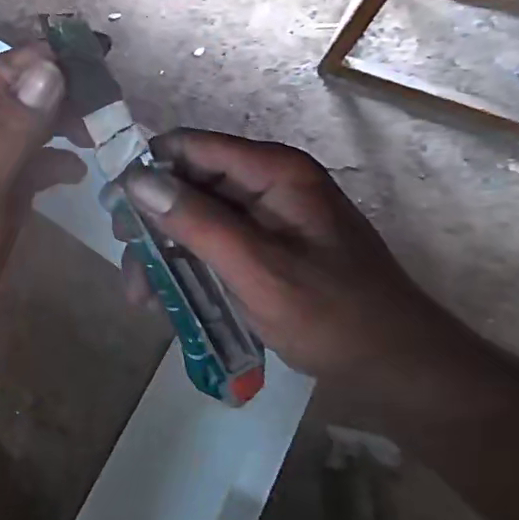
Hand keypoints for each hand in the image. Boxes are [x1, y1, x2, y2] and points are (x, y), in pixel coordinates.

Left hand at [0, 44, 87, 359]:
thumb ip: (11, 131)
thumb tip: (49, 69)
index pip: (2, 73)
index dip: (47, 59)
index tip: (101, 52)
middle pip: (23, 95)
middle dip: (66, 92)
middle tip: (115, 100)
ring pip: (34, 125)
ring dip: (69, 124)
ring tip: (107, 131)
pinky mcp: (3, 186)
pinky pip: (37, 160)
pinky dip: (60, 160)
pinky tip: (80, 171)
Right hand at [117, 129, 474, 392]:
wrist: (403, 374)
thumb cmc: (336, 318)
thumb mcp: (259, 270)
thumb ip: (196, 221)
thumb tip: (133, 180)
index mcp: (273, 173)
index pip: (187, 146)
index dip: (145, 170)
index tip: (115, 211)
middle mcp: (262, 182)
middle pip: (180, 181)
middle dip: (146, 220)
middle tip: (125, 256)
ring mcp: (259, 213)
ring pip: (183, 213)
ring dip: (156, 249)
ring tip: (141, 294)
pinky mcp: (256, 242)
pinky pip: (201, 239)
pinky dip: (178, 264)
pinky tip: (164, 298)